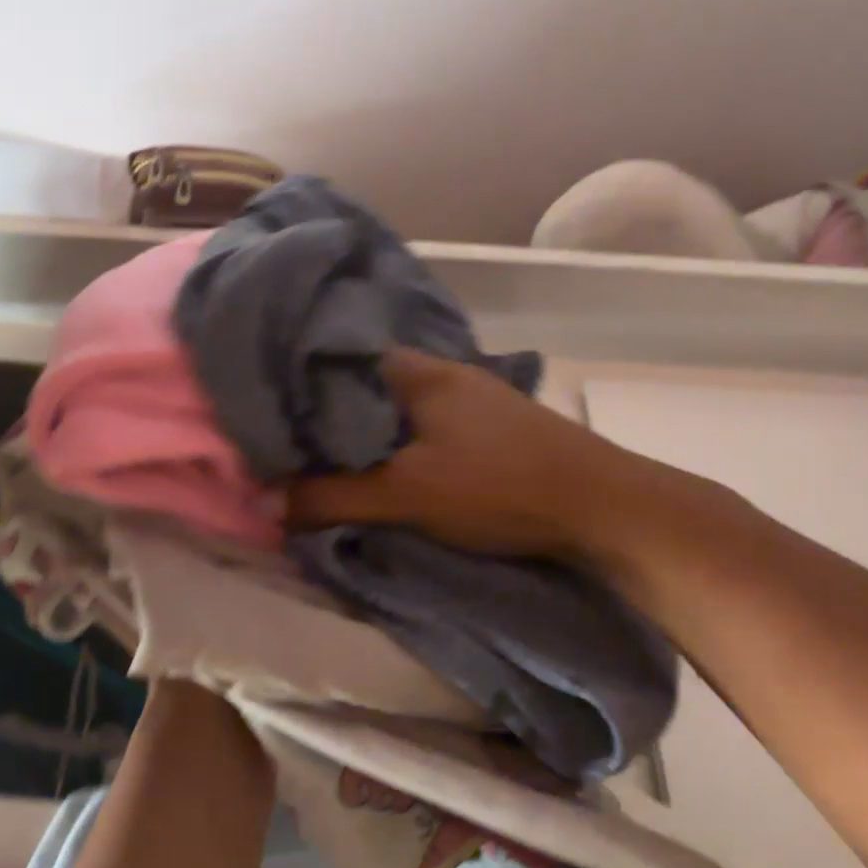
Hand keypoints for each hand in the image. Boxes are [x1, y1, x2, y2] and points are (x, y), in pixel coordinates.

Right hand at [287, 349, 658, 561]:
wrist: (603, 508)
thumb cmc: (499, 487)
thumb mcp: (406, 494)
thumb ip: (332, 496)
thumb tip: (263, 504)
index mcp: (418, 372)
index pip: (340, 358)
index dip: (299, 384)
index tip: (265, 411)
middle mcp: (443, 374)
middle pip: (366, 387)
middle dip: (327, 417)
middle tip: (285, 446)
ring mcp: (472, 401)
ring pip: (395, 412)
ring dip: (363, 436)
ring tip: (322, 463)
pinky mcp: (490, 432)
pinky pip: (422, 431)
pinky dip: (395, 448)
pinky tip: (382, 471)